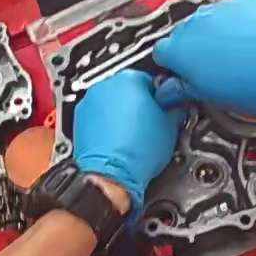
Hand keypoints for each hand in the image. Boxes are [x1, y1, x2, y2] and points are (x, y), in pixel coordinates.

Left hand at [72, 70, 185, 215]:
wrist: (110, 176)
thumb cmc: (135, 154)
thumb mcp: (169, 127)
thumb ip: (175, 106)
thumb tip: (176, 103)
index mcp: (129, 79)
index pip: (151, 79)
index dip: (159, 96)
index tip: (162, 109)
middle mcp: (105, 85)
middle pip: (128, 88)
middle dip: (138, 102)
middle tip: (148, 123)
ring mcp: (89, 102)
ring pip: (111, 101)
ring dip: (120, 112)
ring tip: (132, 133)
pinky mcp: (79, 119)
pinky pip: (97, 115)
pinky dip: (106, 123)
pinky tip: (117, 138)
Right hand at [152, 0, 255, 135]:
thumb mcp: (213, 97)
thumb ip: (183, 88)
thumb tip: (171, 89)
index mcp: (183, 46)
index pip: (161, 54)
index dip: (170, 71)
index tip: (179, 81)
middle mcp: (202, 19)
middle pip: (184, 34)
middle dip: (193, 53)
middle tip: (209, 76)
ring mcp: (228, 6)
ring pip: (209, 22)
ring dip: (216, 40)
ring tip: (236, 64)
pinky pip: (235, 12)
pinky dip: (240, 27)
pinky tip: (254, 48)